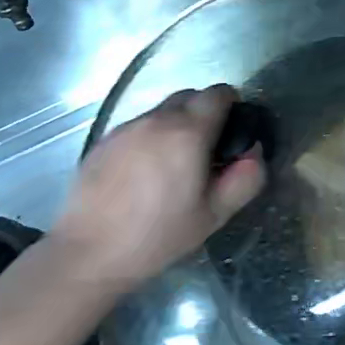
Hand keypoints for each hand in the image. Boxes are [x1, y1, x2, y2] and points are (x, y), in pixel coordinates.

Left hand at [51, 85, 266, 286]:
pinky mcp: (103, 140)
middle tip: (206, 151)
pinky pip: (136, 128)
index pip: (218, 93)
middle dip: (203, 113)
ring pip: (160, 112)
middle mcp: (156, 119)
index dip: (232, 105)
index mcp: (188, 131)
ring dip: (174, 126)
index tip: (232, 130)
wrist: (90, 251)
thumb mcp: (213, 215)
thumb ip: (244, 180)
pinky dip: (148, 139)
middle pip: (188, 96)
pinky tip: (142, 174)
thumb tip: (254, 154)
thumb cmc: (158, 235)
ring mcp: (125, 127)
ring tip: (172, 166)